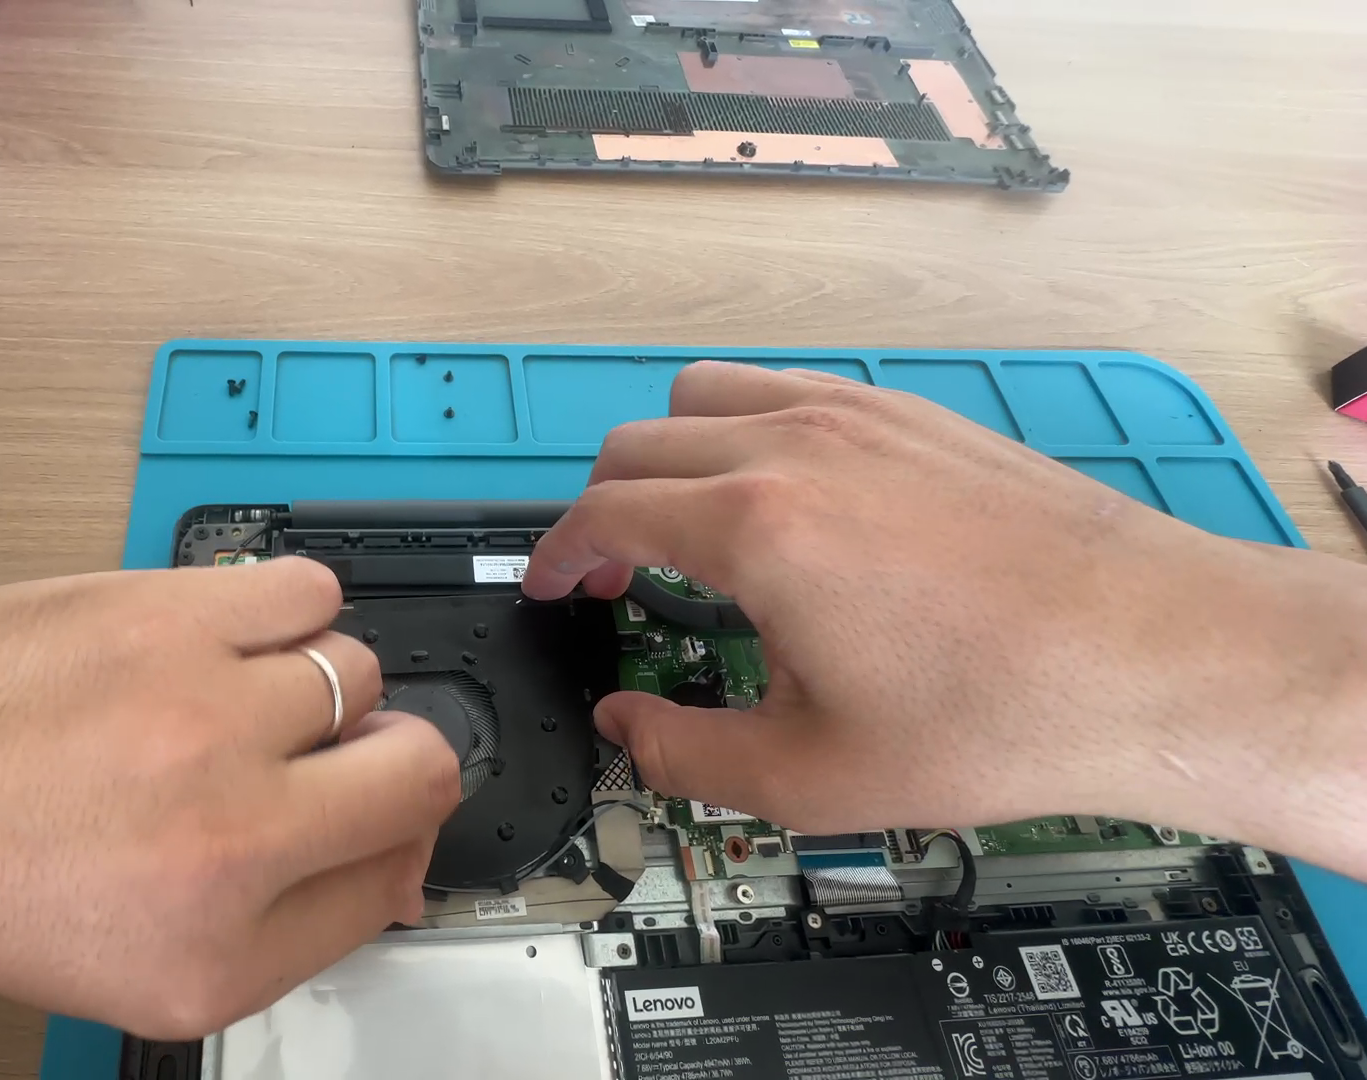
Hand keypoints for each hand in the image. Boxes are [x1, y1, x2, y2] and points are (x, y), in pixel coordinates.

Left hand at [0, 558, 460, 1077]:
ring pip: (356, 663)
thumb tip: (398, 854)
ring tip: (244, 693)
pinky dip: (288, 613)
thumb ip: (309, 924)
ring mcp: (200, 696)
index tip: (372, 813)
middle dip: (379, 760)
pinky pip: (306, 587)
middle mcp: (232, 815)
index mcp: (229, 925)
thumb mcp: (162, 976)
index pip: (405, 855)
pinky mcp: (163, 608)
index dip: (401, 829)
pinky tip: (227, 639)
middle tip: (305, 757)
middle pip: (412, 756)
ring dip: (321, 685)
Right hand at [522, 363, 1366, 859]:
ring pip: (695, 395)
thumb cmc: (988, 720)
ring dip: (659, 456)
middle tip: (611, 575)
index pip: (601, 512)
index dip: (553, 552)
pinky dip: (731, 429)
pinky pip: (773, 388)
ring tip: (681, 520)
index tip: (548, 584)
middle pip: (631, 447)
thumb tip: (619, 721)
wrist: (1167, 660)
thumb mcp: (806, 776)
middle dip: (596, 512)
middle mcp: (785, 447)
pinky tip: (767, 489)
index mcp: (750, 529)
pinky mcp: (898, 409)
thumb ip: (679, 752)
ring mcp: (846, 414)